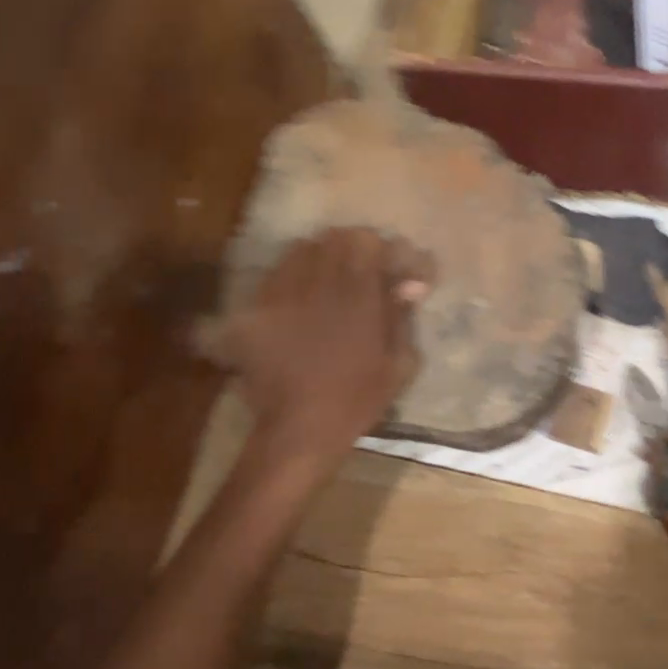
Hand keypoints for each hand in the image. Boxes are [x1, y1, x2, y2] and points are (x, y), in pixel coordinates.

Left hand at [215, 227, 433, 458]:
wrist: (299, 429)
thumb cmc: (357, 400)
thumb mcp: (398, 364)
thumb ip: (402, 318)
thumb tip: (411, 283)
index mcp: (358, 296)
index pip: (367, 242)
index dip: (380, 249)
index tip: (389, 266)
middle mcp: (319, 286)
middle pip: (332, 239)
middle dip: (349, 248)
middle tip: (359, 269)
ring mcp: (283, 295)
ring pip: (300, 251)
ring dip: (318, 258)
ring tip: (326, 279)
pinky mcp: (256, 311)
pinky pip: (274, 277)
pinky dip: (290, 278)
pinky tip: (297, 299)